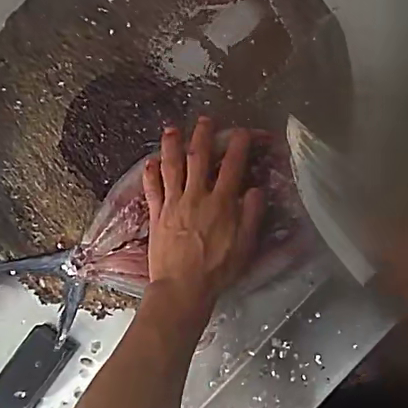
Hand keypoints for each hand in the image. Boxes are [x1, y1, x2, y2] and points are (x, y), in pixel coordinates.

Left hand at [141, 118, 266, 317]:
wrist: (183, 287)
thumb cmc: (218, 270)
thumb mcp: (245, 245)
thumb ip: (252, 214)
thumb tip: (257, 189)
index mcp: (222, 203)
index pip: (232, 165)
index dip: (239, 145)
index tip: (243, 132)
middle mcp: (196, 196)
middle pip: (199, 157)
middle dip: (203, 134)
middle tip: (205, 120)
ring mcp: (173, 204)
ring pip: (172, 166)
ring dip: (172, 145)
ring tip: (172, 129)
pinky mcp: (157, 215)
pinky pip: (152, 189)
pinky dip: (151, 174)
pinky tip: (150, 163)